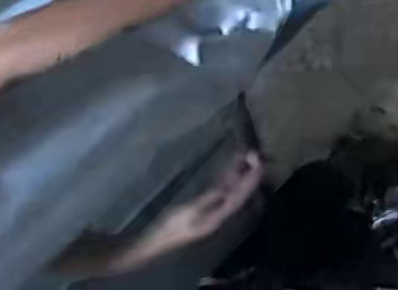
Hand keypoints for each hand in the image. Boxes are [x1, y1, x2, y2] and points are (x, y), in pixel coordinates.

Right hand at [56, 151, 264, 276]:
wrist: (140, 246)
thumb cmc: (162, 230)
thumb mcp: (185, 212)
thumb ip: (208, 198)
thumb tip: (229, 185)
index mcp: (217, 217)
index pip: (242, 194)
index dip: (253, 176)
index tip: (258, 157)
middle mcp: (219, 214)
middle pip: (242, 190)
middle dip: (250, 171)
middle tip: (253, 151)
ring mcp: (212, 211)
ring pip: (234, 188)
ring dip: (241, 172)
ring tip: (246, 153)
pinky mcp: (204, 208)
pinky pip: (223, 190)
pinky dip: (230, 176)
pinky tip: (233, 164)